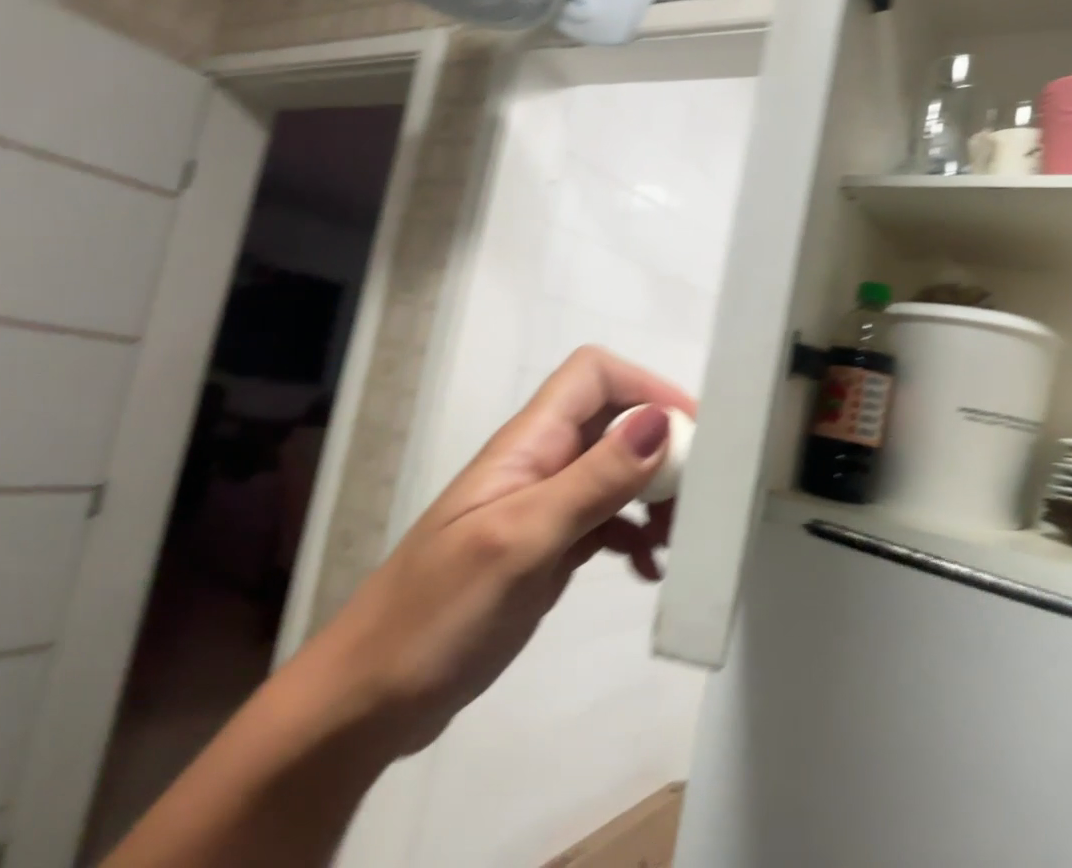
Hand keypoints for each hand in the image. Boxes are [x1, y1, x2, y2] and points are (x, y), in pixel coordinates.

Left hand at [100, 348, 692, 867]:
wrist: (373, 696)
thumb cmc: (439, 613)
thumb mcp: (521, 541)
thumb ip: (592, 481)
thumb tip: (659, 421)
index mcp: (525, 447)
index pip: (592, 376)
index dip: (646, 386)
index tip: (695, 433)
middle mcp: (537, 466)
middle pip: (613, 422)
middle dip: (663, 448)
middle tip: (698, 500)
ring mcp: (542, 511)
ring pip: (615, 474)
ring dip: (655, 497)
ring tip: (678, 543)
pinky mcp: (546, 552)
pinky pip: (604, 524)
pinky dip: (634, 537)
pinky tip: (647, 572)